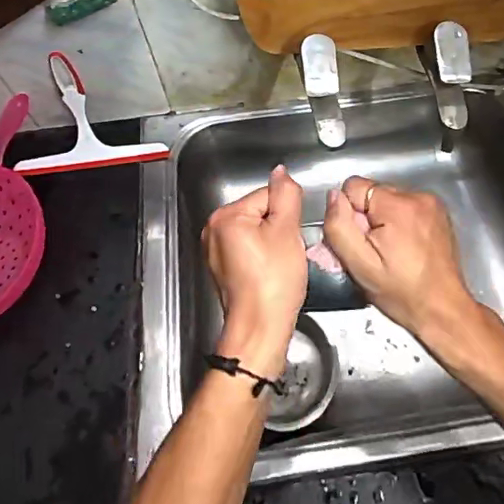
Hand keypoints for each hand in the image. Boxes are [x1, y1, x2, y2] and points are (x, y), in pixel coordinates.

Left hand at [201, 165, 307, 378]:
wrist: (260, 330)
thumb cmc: (272, 285)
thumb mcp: (287, 231)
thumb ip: (286, 195)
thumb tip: (281, 173)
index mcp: (225, 216)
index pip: (267, 195)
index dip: (286, 215)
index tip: (289, 238)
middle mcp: (214, 230)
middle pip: (260, 212)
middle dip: (278, 228)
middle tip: (285, 253)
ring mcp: (216, 250)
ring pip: (257, 231)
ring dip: (273, 243)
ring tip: (278, 265)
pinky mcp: (223, 268)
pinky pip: (249, 249)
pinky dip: (263, 257)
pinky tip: (270, 273)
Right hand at [322, 176, 484, 348]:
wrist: (444, 310)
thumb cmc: (403, 293)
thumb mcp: (360, 266)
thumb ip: (339, 227)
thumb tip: (334, 196)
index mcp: (397, 206)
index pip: (354, 186)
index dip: (350, 215)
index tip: (363, 242)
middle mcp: (417, 196)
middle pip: (372, 192)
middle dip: (367, 217)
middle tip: (376, 250)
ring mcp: (431, 202)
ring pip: (387, 199)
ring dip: (383, 220)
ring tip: (392, 251)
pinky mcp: (438, 211)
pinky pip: (405, 205)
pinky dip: (400, 221)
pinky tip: (406, 247)